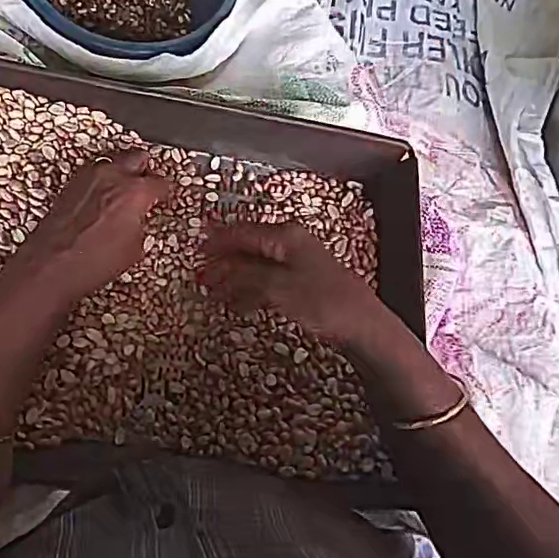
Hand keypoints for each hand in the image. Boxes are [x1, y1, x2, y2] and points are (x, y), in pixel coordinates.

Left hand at [0, 149, 171, 310]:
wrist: (51, 266)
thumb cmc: (92, 261)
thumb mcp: (134, 249)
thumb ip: (141, 225)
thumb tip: (139, 220)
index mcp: (135, 192)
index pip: (160, 183)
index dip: (165, 192)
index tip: (164, 198)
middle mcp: (112, 177)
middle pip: (137, 158)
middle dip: (145, 170)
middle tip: (148, 186)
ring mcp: (88, 177)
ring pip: (114, 162)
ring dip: (122, 172)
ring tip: (125, 192)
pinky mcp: (71, 184)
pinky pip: (94, 173)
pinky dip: (102, 181)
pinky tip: (104, 199)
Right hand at [198, 222, 393, 347]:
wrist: (362, 324)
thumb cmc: (323, 301)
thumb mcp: (277, 288)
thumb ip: (246, 276)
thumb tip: (220, 270)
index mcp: (285, 236)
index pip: (242, 232)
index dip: (217, 241)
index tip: (196, 251)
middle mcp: (291, 243)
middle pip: (248, 247)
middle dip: (223, 261)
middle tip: (201, 275)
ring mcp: (298, 262)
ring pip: (257, 265)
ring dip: (235, 278)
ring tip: (214, 292)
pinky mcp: (302, 281)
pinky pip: (268, 280)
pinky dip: (251, 290)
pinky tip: (239, 304)